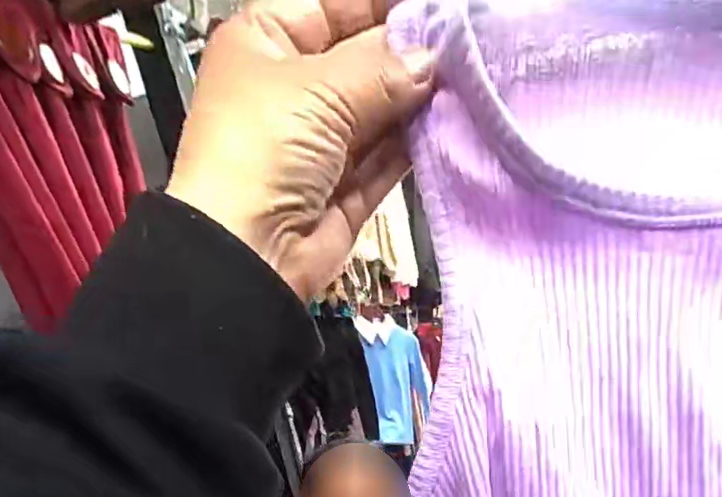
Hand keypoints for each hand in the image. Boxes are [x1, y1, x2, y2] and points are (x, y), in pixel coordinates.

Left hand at [163, 0, 434, 299]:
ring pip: (383, 110)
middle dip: (408, 52)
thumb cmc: (264, 145)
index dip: (379, 4)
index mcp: (268, 39)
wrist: (253, 246)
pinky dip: (417, 144)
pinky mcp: (353, 186)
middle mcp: (299, 87)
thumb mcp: (318, 89)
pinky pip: (390, 157)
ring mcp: (329, 141)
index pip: (329, 3)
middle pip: (362, 57)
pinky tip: (450, 127)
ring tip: (468, 85)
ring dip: (419, 100)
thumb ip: (380, 70)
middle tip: (463, 48)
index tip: (435, 9)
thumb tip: (431, 58)